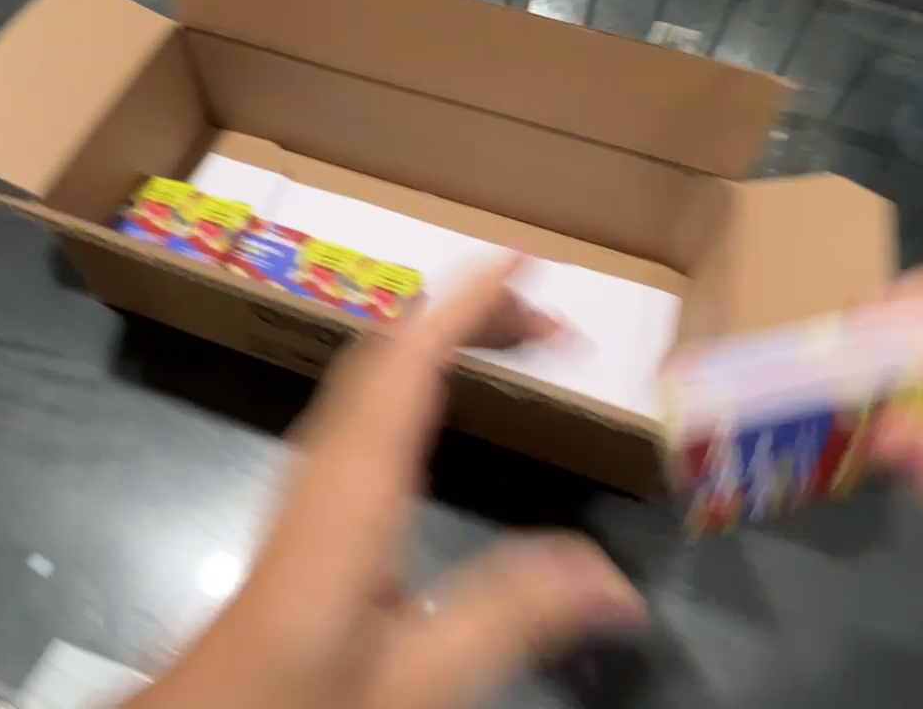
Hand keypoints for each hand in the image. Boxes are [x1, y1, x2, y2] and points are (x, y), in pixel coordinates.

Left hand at [126, 253, 647, 708]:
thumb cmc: (303, 692)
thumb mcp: (417, 676)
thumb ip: (511, 620)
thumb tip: (619, 583)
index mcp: (358, 480)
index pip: (413, 356)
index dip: (468, 297)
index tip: (523, 258)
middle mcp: (334, 446)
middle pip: (400, 340)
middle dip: (478, 309)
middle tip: (559, 328)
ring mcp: (321, 453)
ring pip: (384, 355)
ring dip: (453, 328)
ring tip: (525, 338)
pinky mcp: (320, 471)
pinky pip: (376, 383)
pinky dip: (426, 355)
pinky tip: (456, 380)